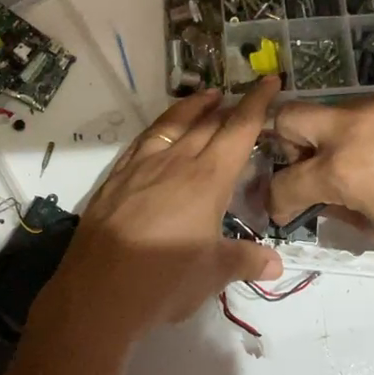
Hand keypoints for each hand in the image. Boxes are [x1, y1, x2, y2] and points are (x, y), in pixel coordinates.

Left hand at [39, 78, 285, 344]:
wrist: (98, 292)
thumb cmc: (164, 281)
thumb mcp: (213, 274)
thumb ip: (245, 261)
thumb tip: (276, 263)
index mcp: (208, 179)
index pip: (239, 130)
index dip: (256, 104)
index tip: (269, 82)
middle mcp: (176, 163)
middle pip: (207, 122)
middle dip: (229, 104)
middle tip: (243, 93)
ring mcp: (142, 167)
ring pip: (172, 124)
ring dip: (193, 107)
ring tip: (207, 97)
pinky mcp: (116, 179)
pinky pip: (143, 140)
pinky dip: (159, 127)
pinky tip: (161, 131)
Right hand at [269, 82, 373, 248]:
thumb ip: (344, 213)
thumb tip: (328, 203)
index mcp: (341, 169)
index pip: (284, 182)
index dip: (276, 200)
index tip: (284, 208)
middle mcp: (351, 127)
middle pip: (288, 116)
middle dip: (285, 142)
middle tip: (306, 163)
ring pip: (337, 110)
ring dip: (337, 134)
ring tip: (370, 157)